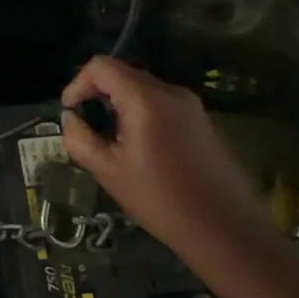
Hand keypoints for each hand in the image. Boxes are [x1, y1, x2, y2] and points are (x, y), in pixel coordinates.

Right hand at [60, 56, 270, 253]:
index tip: (70, 112)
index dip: (78, 84)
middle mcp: (171, 92)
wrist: (227, 231)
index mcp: (146, 99)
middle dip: (98, 94)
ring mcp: (191, 106)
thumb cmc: (161, 200)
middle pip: (123, 74)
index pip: (101, 67)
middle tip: (87, 126)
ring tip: (110, 139)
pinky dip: (141, 114)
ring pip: (142, 89)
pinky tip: (140, 148)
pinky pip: (162, 104)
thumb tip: (71, 118)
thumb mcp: (108, 171)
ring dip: (119, 105)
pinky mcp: (203, 122)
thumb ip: (80, 138)